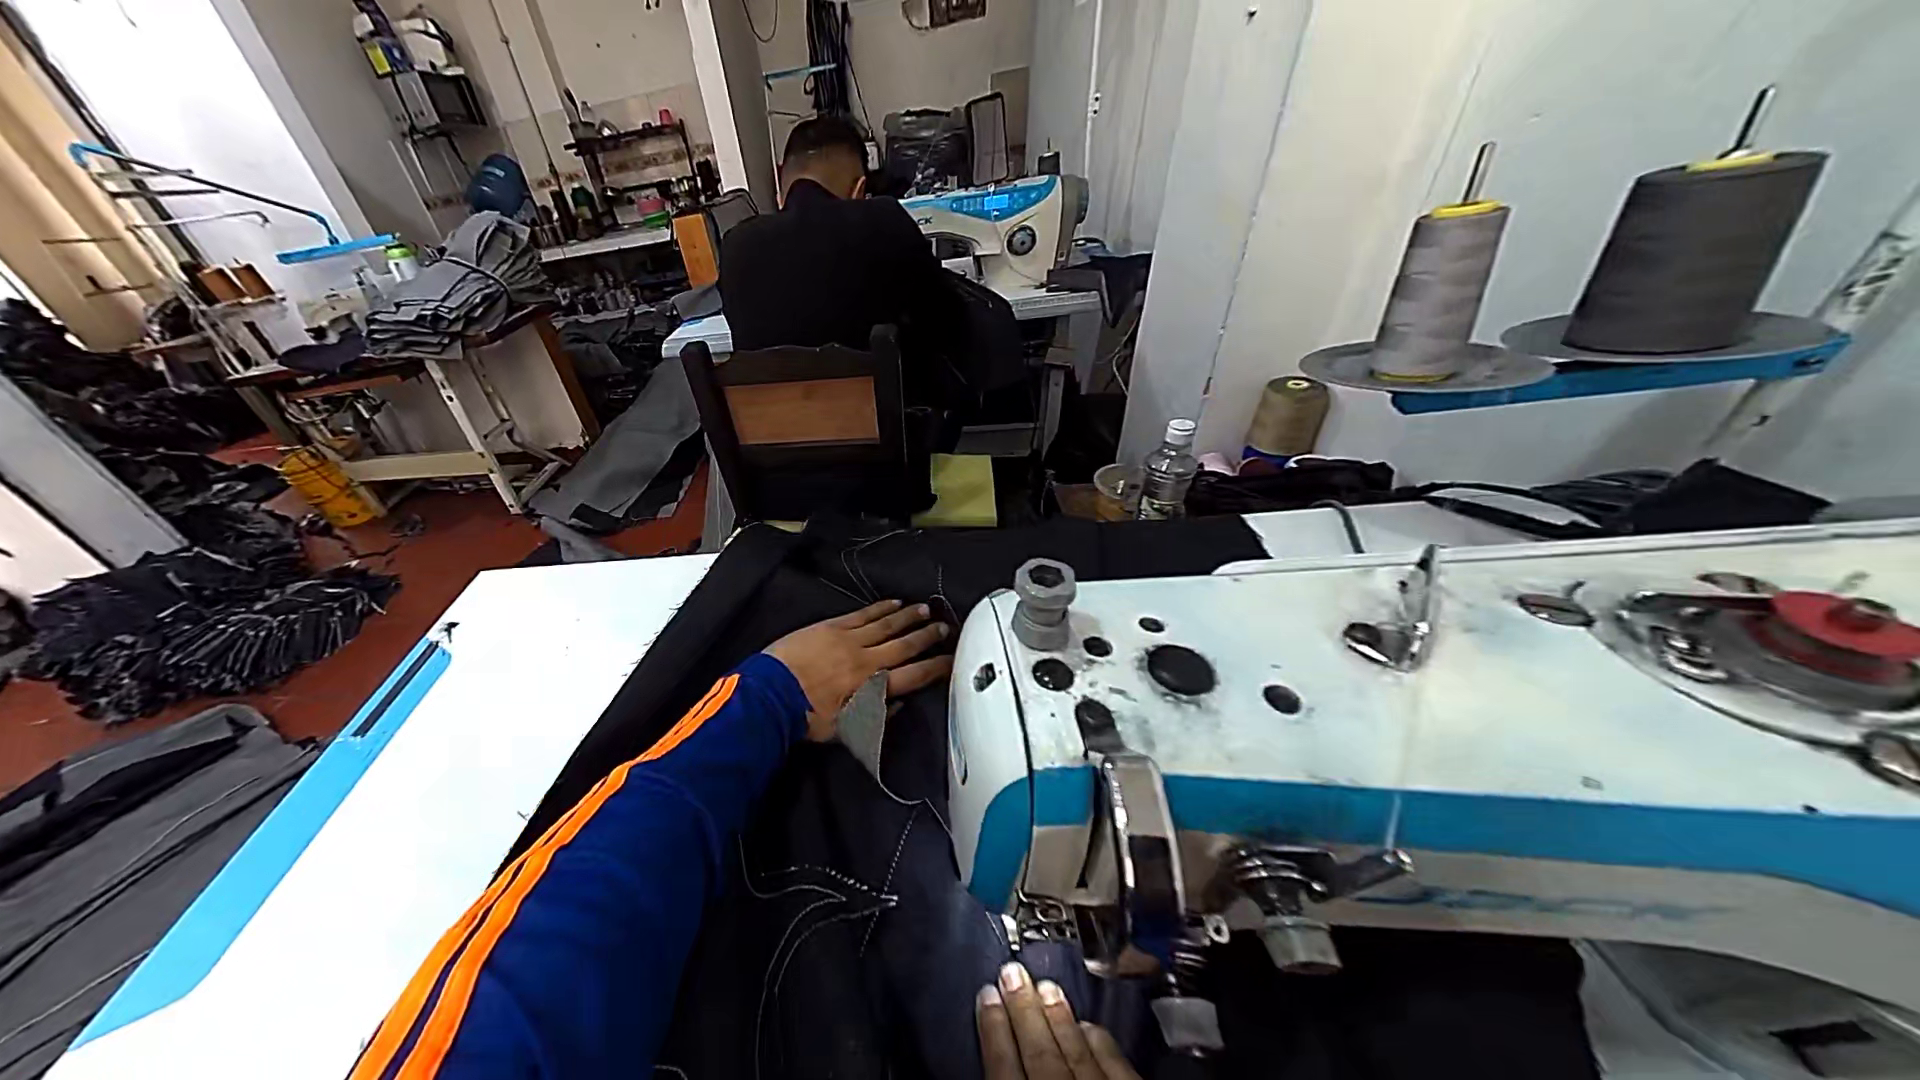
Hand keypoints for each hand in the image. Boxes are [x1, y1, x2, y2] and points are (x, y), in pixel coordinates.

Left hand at [764, 599, 952, 741]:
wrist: (769, 694)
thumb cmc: (804, 717)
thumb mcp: (844, 730)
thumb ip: (874, 717)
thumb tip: (896, 705)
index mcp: (872, 688)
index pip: (913, 676)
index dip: (935, 667)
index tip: (950, 660)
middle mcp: (866, 661)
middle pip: (905, 645)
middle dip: (927, 637)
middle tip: (945, 628)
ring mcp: (850, 640)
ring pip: (887, 625)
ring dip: (908, 618)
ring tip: (925, 611)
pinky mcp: (833, 627)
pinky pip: (864, 615)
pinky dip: (881, 609)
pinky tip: (893, 604)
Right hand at [978, 962, 1138, 1079]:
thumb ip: (1005, 1079)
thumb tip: (991, 1063)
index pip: (1003, 1071)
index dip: (992, 1030)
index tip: (986, 995)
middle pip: (1039, 1054)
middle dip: (1023, 1009)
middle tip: (1011, 970)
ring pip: (1077, 1053)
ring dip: (1059, 1018)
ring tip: (1046, 986)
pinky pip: (1118, 1068)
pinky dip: (1102, 1044)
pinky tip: (1090, 1025)